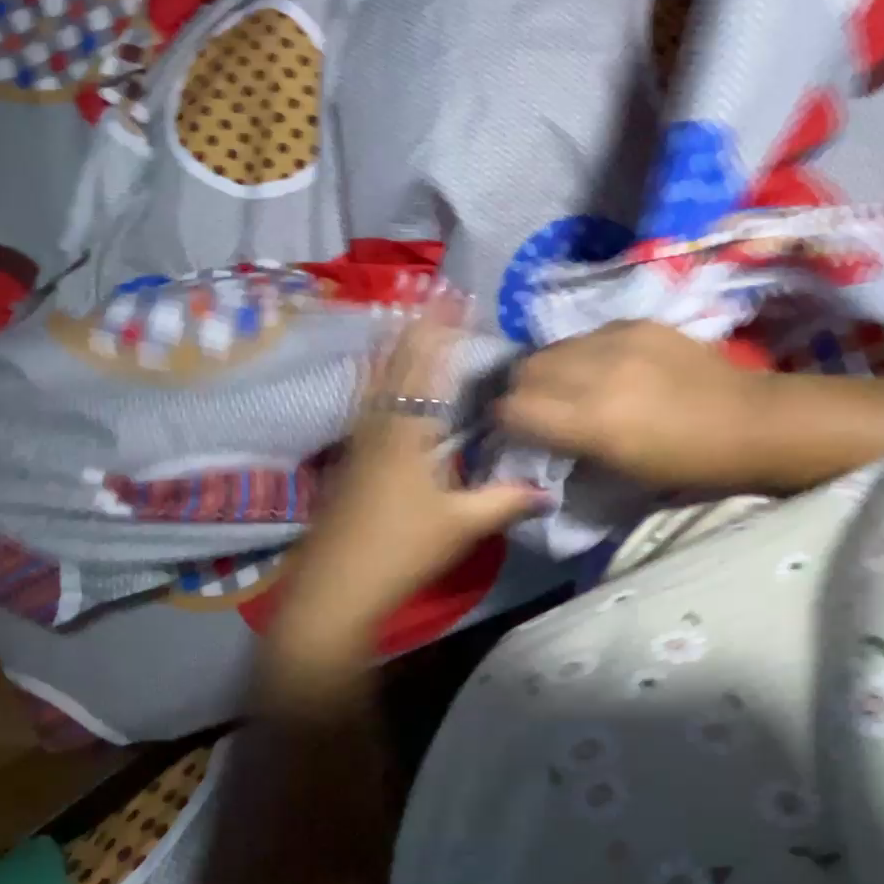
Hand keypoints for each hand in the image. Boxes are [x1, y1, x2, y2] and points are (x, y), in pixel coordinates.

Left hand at [277, 282, 545, 658]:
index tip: (454, 297)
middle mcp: (380, 426)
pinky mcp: (348, 460)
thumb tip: (549, 490)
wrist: (334, 590)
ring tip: (404, 316)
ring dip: (392, 347)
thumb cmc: (402, 550)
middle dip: (416, 327)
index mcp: (409, 433)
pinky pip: (364, 402)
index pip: (428, 368)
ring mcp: (358, 442)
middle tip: (431, 293)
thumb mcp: (461, 526)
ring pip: (375, 381)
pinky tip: (373, 377)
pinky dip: (373, 378)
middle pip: (396, 365)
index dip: (441, 331)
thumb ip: (505, 501)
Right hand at [496, 321, 778, 488]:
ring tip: (568, 385)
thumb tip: (537, 432)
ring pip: (554, 346)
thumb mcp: (621, 471)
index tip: (514, 429)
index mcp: (593, 421)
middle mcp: (597, 372)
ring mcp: (618, 339)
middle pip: (527, 368)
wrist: (749, 422)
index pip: (514, 407)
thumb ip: (572, 446)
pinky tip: (604, 367)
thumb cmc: (689, 465)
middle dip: (522, 389)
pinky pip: (589, 334)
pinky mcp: (638, 321)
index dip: (507, 420)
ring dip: (551, 367)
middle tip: (535, 406)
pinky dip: (585, 352)